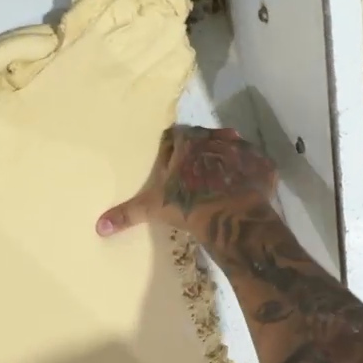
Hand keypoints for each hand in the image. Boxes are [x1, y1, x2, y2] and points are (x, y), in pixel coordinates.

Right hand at [95, 124, 280, 237]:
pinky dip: (247, 174)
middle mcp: (217, 138)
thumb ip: (127, 214)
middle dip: (198, 154)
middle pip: (204, 139)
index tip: (169, 165)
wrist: (234, 218)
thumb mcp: (153, 208)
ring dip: (223, 161)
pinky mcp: (264, 165)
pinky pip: (253, 165)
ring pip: (230, 149)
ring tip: (216, 182)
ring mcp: (244, 149)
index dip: (171, 150)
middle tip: (192, 176)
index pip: (175, 136)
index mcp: (188, 141)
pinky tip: (240, 189)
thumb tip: (99, 226)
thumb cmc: (189, 206)